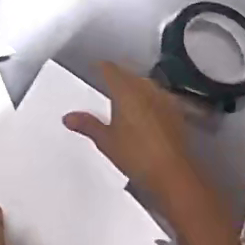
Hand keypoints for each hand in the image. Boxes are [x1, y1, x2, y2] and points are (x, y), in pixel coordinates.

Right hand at [63, 61, 205, 210]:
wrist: (176, 176)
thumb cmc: (136, 155)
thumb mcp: (106, 141)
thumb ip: (88, 125)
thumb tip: (67, 116)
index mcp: (125, 90)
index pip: (110, 69)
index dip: (101, 67)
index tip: (94, 69)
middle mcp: (146, 89)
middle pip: (129, 74)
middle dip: (118, 76)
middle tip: (107, 84)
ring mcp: (164, 100)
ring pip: (146, 84)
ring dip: (135, 86)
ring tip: (126, 96)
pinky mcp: (177, 113)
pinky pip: (159, 97)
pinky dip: (150, 99)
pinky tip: (148, 110)